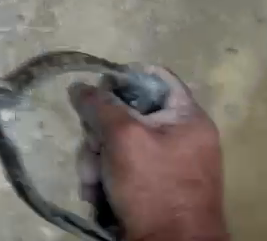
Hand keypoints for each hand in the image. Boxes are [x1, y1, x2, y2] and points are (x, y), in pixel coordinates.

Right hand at [69, 67, 227, 240]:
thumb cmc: (155, 188)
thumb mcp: (123, 137)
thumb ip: (99, 104)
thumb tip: (78, 87)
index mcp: (188, 118)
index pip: (153, 76)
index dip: (122, 78)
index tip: (98, 92)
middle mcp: (179, 135)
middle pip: (126, 109)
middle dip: (99, 129)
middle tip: (94, 146)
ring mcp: (165, 161)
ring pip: (115, 138)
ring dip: (95, 157)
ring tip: (93, 180)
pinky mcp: (151, 183)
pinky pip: (118, 163)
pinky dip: (103, 175)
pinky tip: (97, 191)